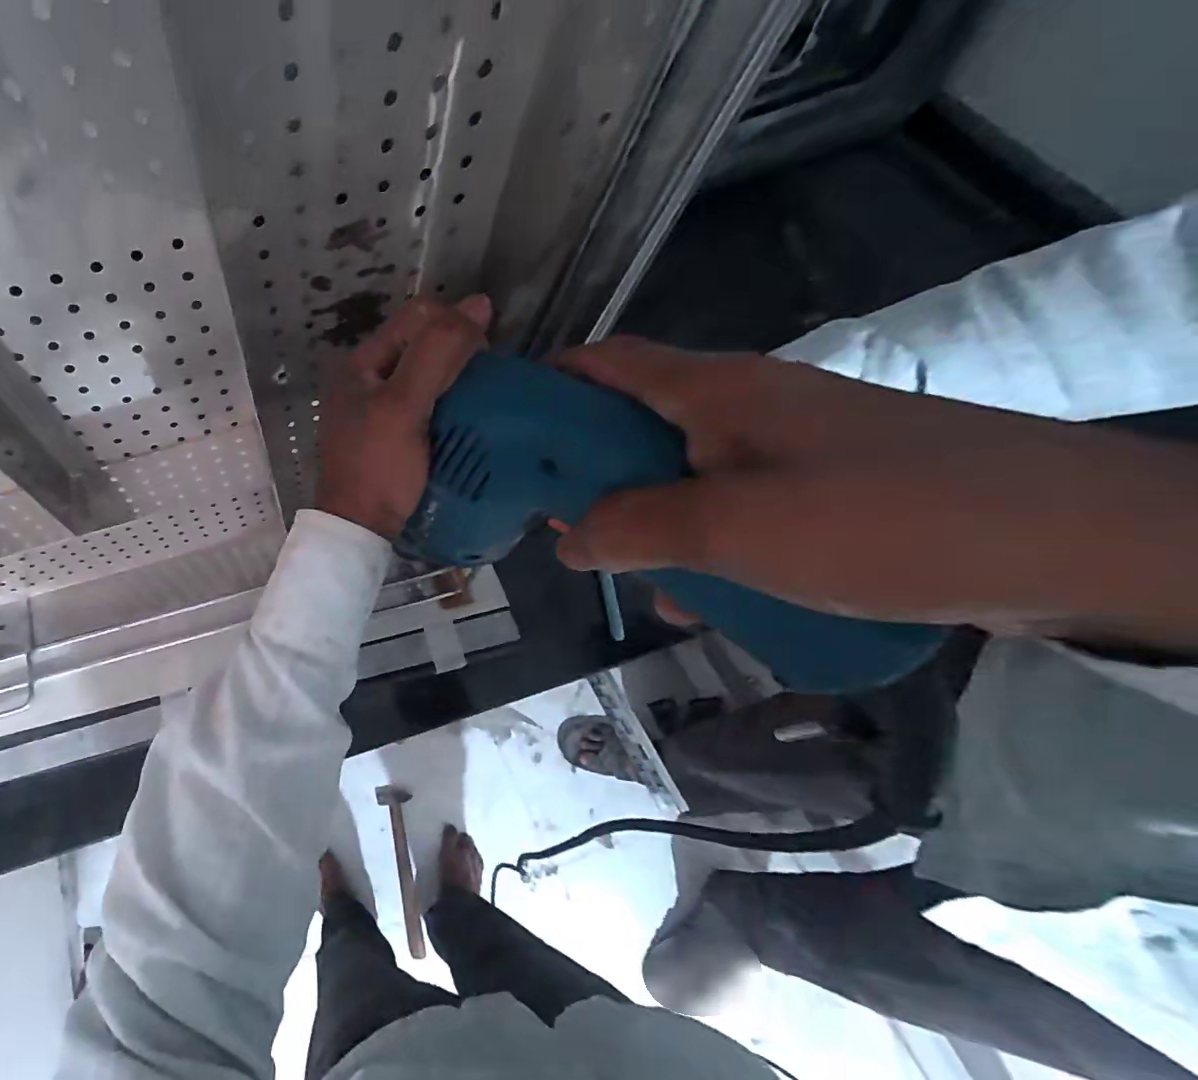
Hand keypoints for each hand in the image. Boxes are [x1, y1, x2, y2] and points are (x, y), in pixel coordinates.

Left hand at [317, 296, 490, 537]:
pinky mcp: (391, 430)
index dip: (454, 324)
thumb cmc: (377, 466)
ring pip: (428, 371)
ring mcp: (377, 405)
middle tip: (484, 378)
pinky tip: (467, 413)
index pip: (417, 316)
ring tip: (482, 394)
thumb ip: (435, 354)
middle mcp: (366, 377)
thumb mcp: (403, 405)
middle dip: (458, 350)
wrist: (360, 528)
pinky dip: (449, 400)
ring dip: (457, 376)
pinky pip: (427, 399)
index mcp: (359, 362)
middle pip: (422, 342)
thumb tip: (479, 304)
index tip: (482, 356)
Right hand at [549, 337, 1197, 654]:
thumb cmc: (885, 517)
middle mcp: (742, 407)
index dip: (547, 381)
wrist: (1082, 543)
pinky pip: (732, 508)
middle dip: (584, 473)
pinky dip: (703, 545)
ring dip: (644, 522)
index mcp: (712, 392)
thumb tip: (566, 541)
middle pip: (633, 424)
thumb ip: (632, 529)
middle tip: (550, 523)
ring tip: (623, 577)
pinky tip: (702, 600)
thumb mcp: (731, 529)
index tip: (503, 429)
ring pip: (680, 475)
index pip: (605, 361)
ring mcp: (784, 446)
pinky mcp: (821, 485)